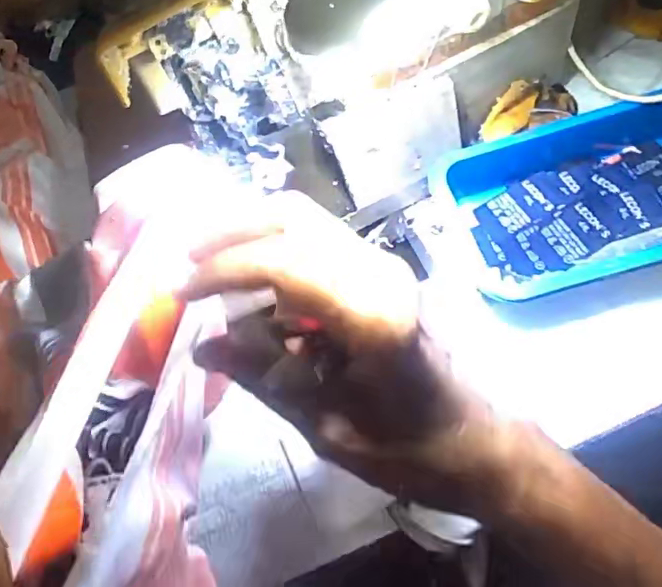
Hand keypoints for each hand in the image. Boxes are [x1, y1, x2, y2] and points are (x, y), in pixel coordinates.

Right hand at [179, 191, 514, 516]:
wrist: (480, 440)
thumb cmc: (409, 448)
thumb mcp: (327, 428)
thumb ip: (262, 378)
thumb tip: (203, 347)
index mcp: (370, 313)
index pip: (281, 263)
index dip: (222, 270)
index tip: (181, 292)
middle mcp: (375, 269)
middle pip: (289, 217)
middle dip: (229, 233)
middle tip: (187, 260)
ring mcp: (378, 259)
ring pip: (300, 214)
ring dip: (247, 228)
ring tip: (207, 258)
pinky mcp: (374, 262)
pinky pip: (311, 231)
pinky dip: (270, 239)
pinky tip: (247, 268)